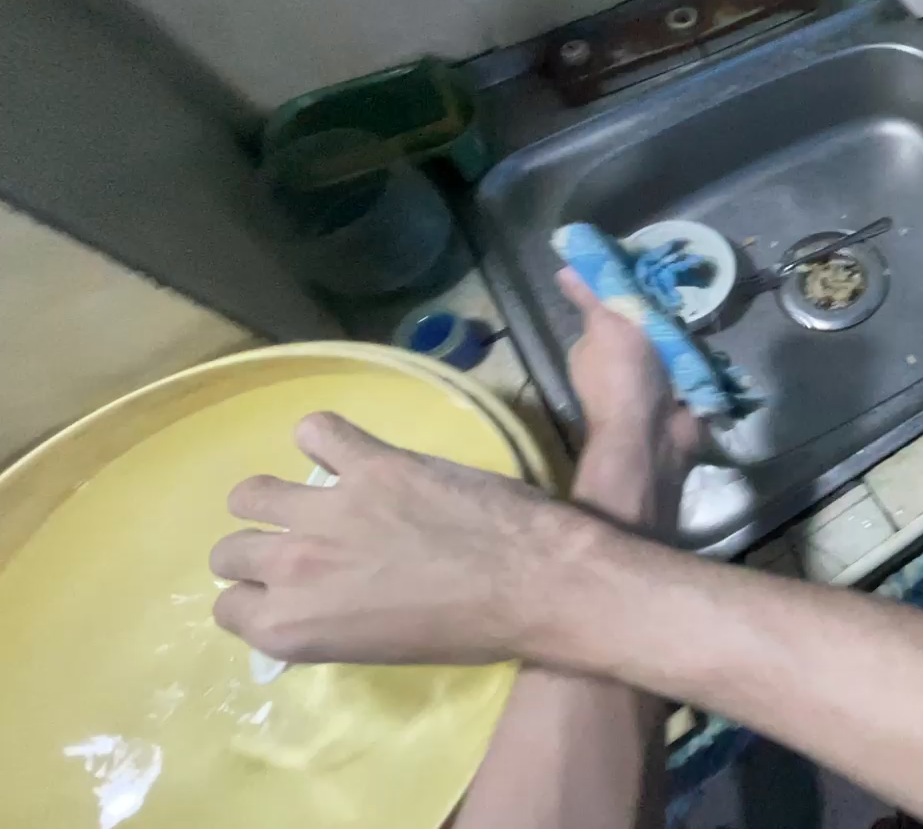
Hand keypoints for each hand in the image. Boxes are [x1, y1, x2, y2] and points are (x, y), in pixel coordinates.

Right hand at [210, 413, 599, 664]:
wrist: (536, 579)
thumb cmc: (473, 628)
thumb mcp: (379, 646)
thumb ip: (331, 619)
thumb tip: (323, 599)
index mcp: (288, 627)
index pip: (231, 605)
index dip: (265, 592)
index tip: (298, 583)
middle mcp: (291, 567)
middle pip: (233, 550)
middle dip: (265, 546)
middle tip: (316, 540)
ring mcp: (331, 509)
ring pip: (252, 493)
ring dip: (277, 496)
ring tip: (323, 495)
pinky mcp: (379, 466)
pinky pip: (322, 431)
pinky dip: (325, 434)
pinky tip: (343, 444)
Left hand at [557, 268, 703, 469]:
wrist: (655, 435)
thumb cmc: (624, 377)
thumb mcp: (605, 326)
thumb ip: (593, 297)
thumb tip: (564, 267)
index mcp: (596, 349)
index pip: (616, 313)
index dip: (634, 298)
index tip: (654, 284)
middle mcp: (622, 366)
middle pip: (652, 328)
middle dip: (669, 321)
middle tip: (681, 311)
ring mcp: (653, 383)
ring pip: (678, 349)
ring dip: (691, 345)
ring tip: (698, 338)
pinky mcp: (681, 397)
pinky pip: (696, 370)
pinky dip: (704, 366)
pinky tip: (709, 358)